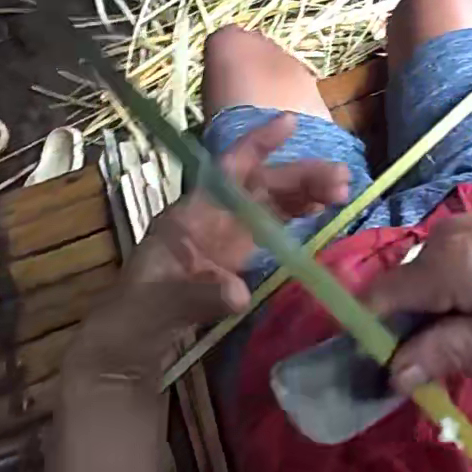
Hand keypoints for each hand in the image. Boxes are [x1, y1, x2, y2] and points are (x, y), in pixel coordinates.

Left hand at [63, 114, 350, 396]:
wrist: (129, 348)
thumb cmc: (134, 318)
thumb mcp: (159, 307)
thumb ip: (198, 295)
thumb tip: (239, 293)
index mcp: (192, 214)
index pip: (228, 169)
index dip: (259, 144)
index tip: (290, 122)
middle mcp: (215, 213)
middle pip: (264, 183)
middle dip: (301, 176)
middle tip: (341, 178)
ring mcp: (230, 231)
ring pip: (275, 199)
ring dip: (308, 191)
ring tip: (342, 191)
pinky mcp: (242, 252)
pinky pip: (277, 222)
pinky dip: (301, 212)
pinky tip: (324, 209)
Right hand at [360, 213, 471, 393]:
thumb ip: (446, 350)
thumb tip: (390, 373)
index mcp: (446, 260)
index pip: (377, 298)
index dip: (368, 339)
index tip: (381, 380)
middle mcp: (443, 236)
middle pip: (402, 296)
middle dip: (419, 339)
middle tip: (461, 373)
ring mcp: (462, 229)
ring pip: (427, 288)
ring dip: (444, 326)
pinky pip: (448, 271)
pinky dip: (459, 303)